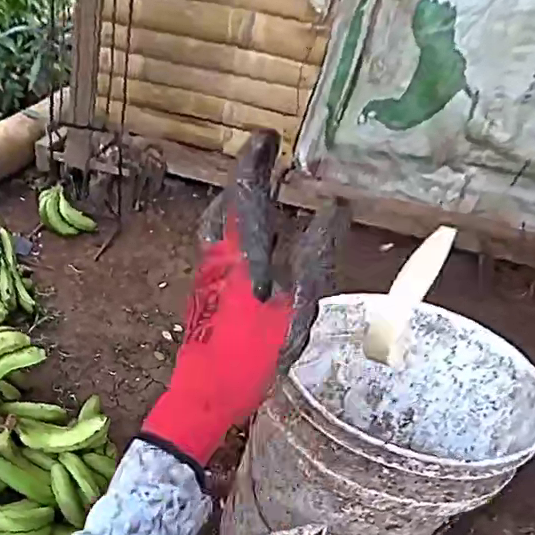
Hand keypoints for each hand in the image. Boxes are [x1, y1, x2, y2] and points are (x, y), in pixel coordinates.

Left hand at [140, 130, 293, 465]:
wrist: (201, 398)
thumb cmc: (248, 359)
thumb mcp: (295, 311)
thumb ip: (315, 256)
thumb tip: (333, 209)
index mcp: (237, 257)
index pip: (243, 195)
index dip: (254, 163)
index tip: (266, 137)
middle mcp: (213, 260)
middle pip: (223, 208)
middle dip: (245, 181)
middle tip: (268, 160)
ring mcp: (203, 279)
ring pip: (214, 230)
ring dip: (236, 206)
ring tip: (263, 193)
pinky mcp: (201, 296)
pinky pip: (215, 250)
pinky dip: (232, 232)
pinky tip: (252, 241)